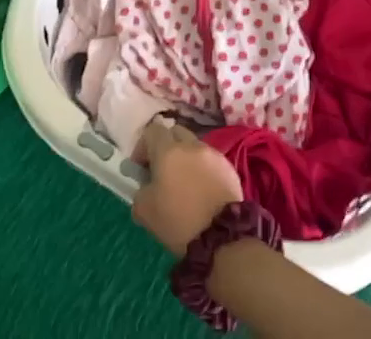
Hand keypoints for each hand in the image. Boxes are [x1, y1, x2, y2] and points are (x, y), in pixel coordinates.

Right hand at [131, 119, 243, 256]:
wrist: (222, 238)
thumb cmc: (178, 222)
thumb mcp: (144, 211)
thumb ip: (141, 190)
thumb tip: (147, 186)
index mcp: (168, 151)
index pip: (152, 131)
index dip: (143, 146)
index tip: (141, 168)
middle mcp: (192, 146)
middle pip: (175, 133)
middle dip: (166, 147)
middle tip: (162, 171)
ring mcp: (214, 155)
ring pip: (194, 146)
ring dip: (186, 158)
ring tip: (185, 183)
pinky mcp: (229, 168)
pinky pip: (210, 161)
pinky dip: (203, 169)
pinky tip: (202, 191)